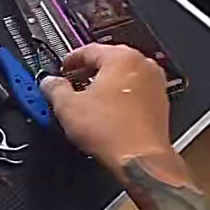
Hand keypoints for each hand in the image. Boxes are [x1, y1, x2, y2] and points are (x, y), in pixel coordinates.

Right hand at [40, 43, 174, 170]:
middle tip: (73, 86)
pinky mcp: (160, 105)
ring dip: (105, 88)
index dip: (71, 60)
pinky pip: (136, 95)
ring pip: (124, 79)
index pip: (90, 49)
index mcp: (122, 57)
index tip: (63, 68)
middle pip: (109, 62)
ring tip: (89, 104)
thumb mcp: (69, 107)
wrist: (140, 160)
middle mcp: (143, 66)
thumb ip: (55, 89)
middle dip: (88, 74)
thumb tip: (49, 83)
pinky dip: (121, 101)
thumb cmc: (113, 132)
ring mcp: (155, 85)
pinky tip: (108, 116)